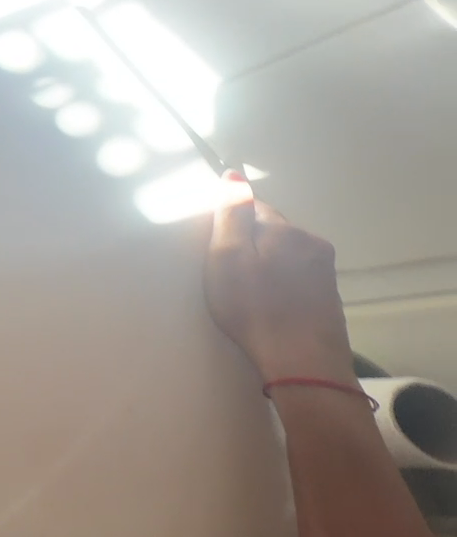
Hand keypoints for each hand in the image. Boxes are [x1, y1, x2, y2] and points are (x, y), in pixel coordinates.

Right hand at [205, 179, 354, 384]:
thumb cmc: (252, 305)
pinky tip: (260, 298)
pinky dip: (271, 278)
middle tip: (220, 268)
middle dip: (243, 240)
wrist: (301, 360)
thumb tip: (233, 175)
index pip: (252, 206)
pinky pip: (290, 272)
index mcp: (287, 231)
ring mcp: (323, 270)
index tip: (211, 244)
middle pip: (267, 228)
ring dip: (258, 260)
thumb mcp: (227, 254)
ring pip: (279, 251)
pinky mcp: (325, 293)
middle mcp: (312, 244)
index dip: (227, 221)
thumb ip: (231, 213)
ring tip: (238, 286)